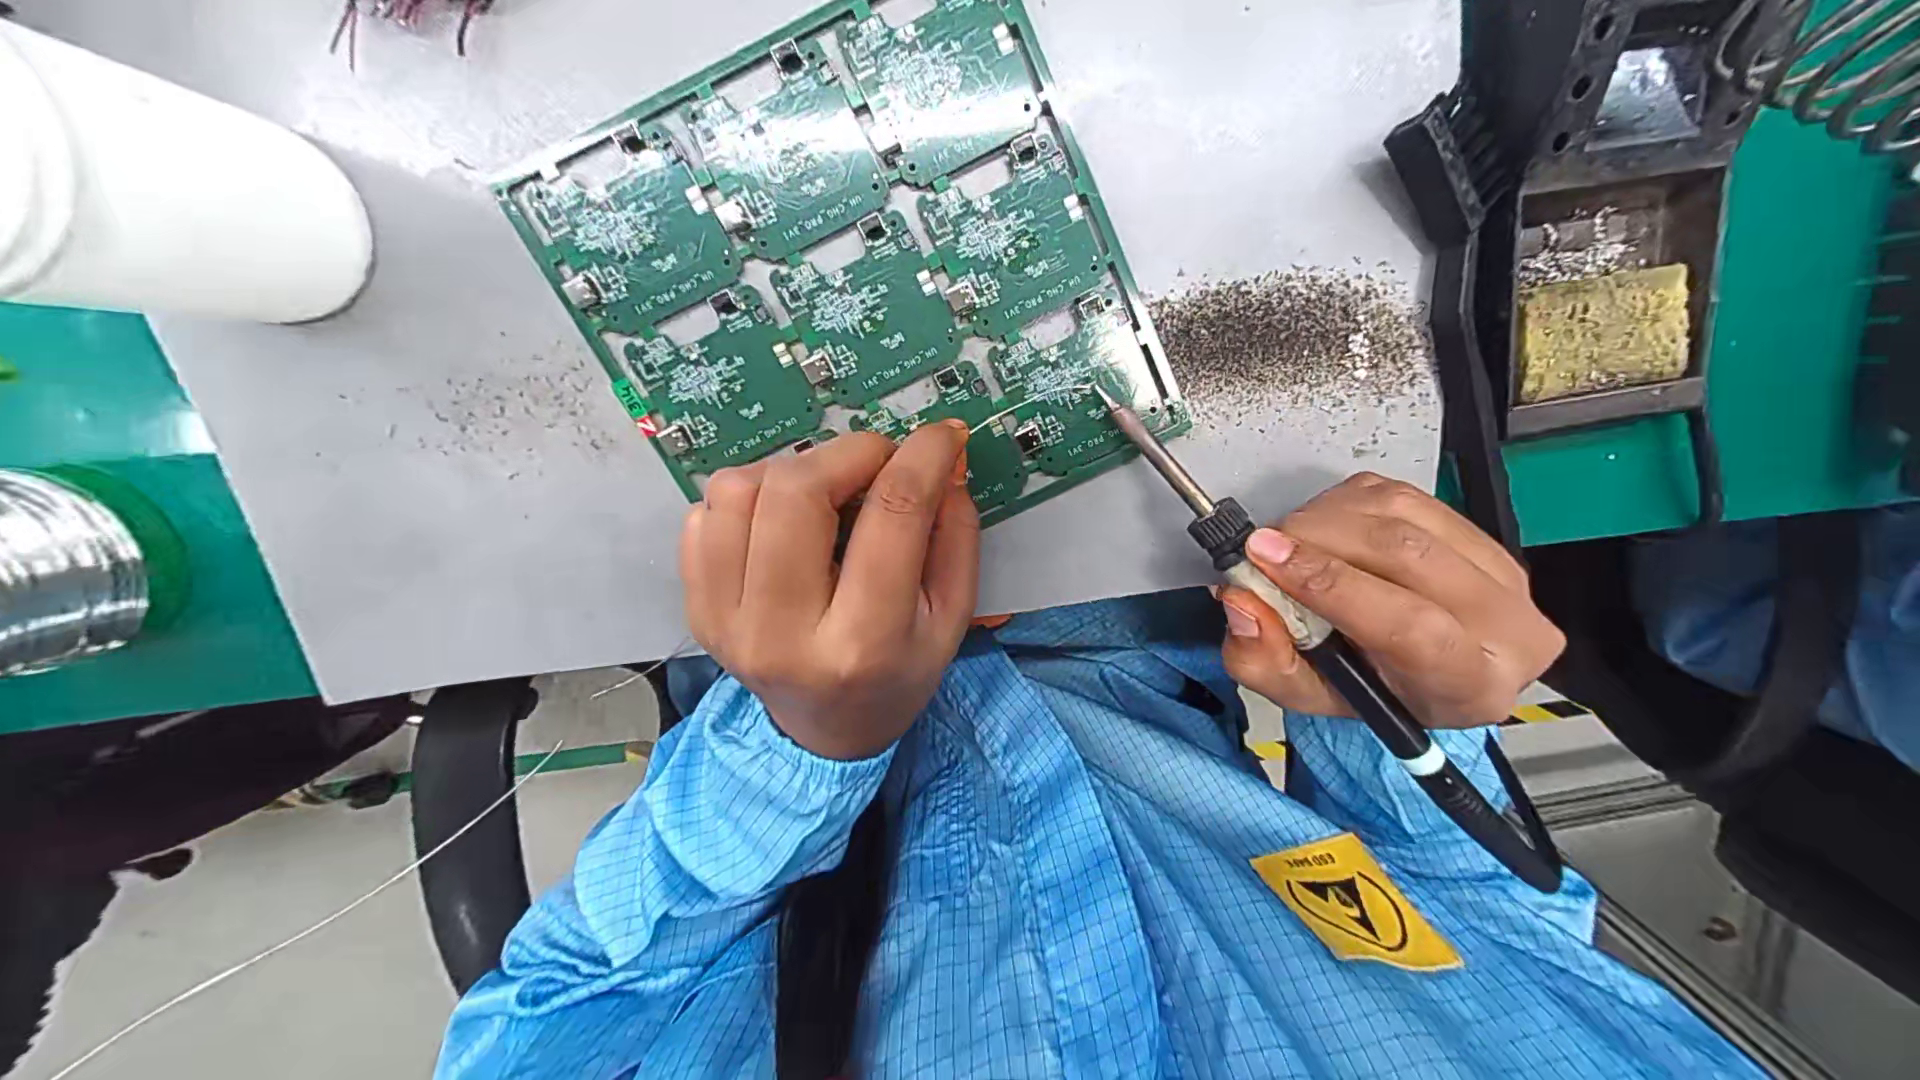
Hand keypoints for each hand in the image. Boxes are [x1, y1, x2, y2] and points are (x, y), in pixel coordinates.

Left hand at [680, 422, 979, 758]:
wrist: (826, 731)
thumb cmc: (897, 673)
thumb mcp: (950, 617)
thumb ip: (955, 536)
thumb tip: (941, 461)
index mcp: (864, 643)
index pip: (892, 515)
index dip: (921, 457)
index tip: (940, 436)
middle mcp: (782, 633)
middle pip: (796, 492)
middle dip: (850, 453)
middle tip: (878, 464)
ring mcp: (727, 621)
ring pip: (738, 489)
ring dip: (793, 469)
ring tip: (826, 494)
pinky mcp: (698, 608)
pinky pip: (705, 513)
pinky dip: (750, 496)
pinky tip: (783, 522)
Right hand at [1219, 472, 1564, 728]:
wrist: (1408, 666)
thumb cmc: (1364, 686)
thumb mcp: (1301, 693)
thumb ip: (1261, 660)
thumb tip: (1244, 601)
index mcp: (1467, 684)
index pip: (1410, 625)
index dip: (1330, 584)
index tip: (1267, 558)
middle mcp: (1504, 627)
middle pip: (1404, 554)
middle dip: (1314, 540)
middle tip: (1261, 547)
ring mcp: (1498, 570)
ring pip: (1399, 513)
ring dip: (1324, 517)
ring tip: (1290, 543)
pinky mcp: (1474, 529)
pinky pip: (1398, 494)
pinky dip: (1342, 504)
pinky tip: (1323, 529)